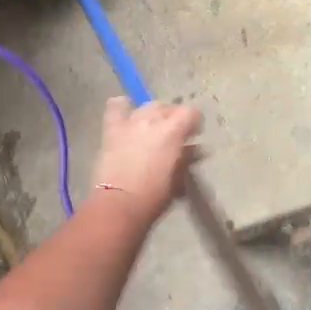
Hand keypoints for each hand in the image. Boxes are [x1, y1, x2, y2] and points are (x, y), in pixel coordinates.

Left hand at [89, 97, 200, 221]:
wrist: (119, 203)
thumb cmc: (153, 196)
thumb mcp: (177, 179)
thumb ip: (187, 159)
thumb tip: (199, 150)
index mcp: (172, 132)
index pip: (189, 112)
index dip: (194, 121)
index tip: (194, 134)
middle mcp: (151, 121)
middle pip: (167, 108)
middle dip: (173, 117)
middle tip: (174, 133)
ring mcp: (130, 123)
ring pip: (145, 106)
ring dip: (152, 113)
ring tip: (152, 125)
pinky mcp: (112, 130)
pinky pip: (115, 107)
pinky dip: (121, 106)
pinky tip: (124, 111)